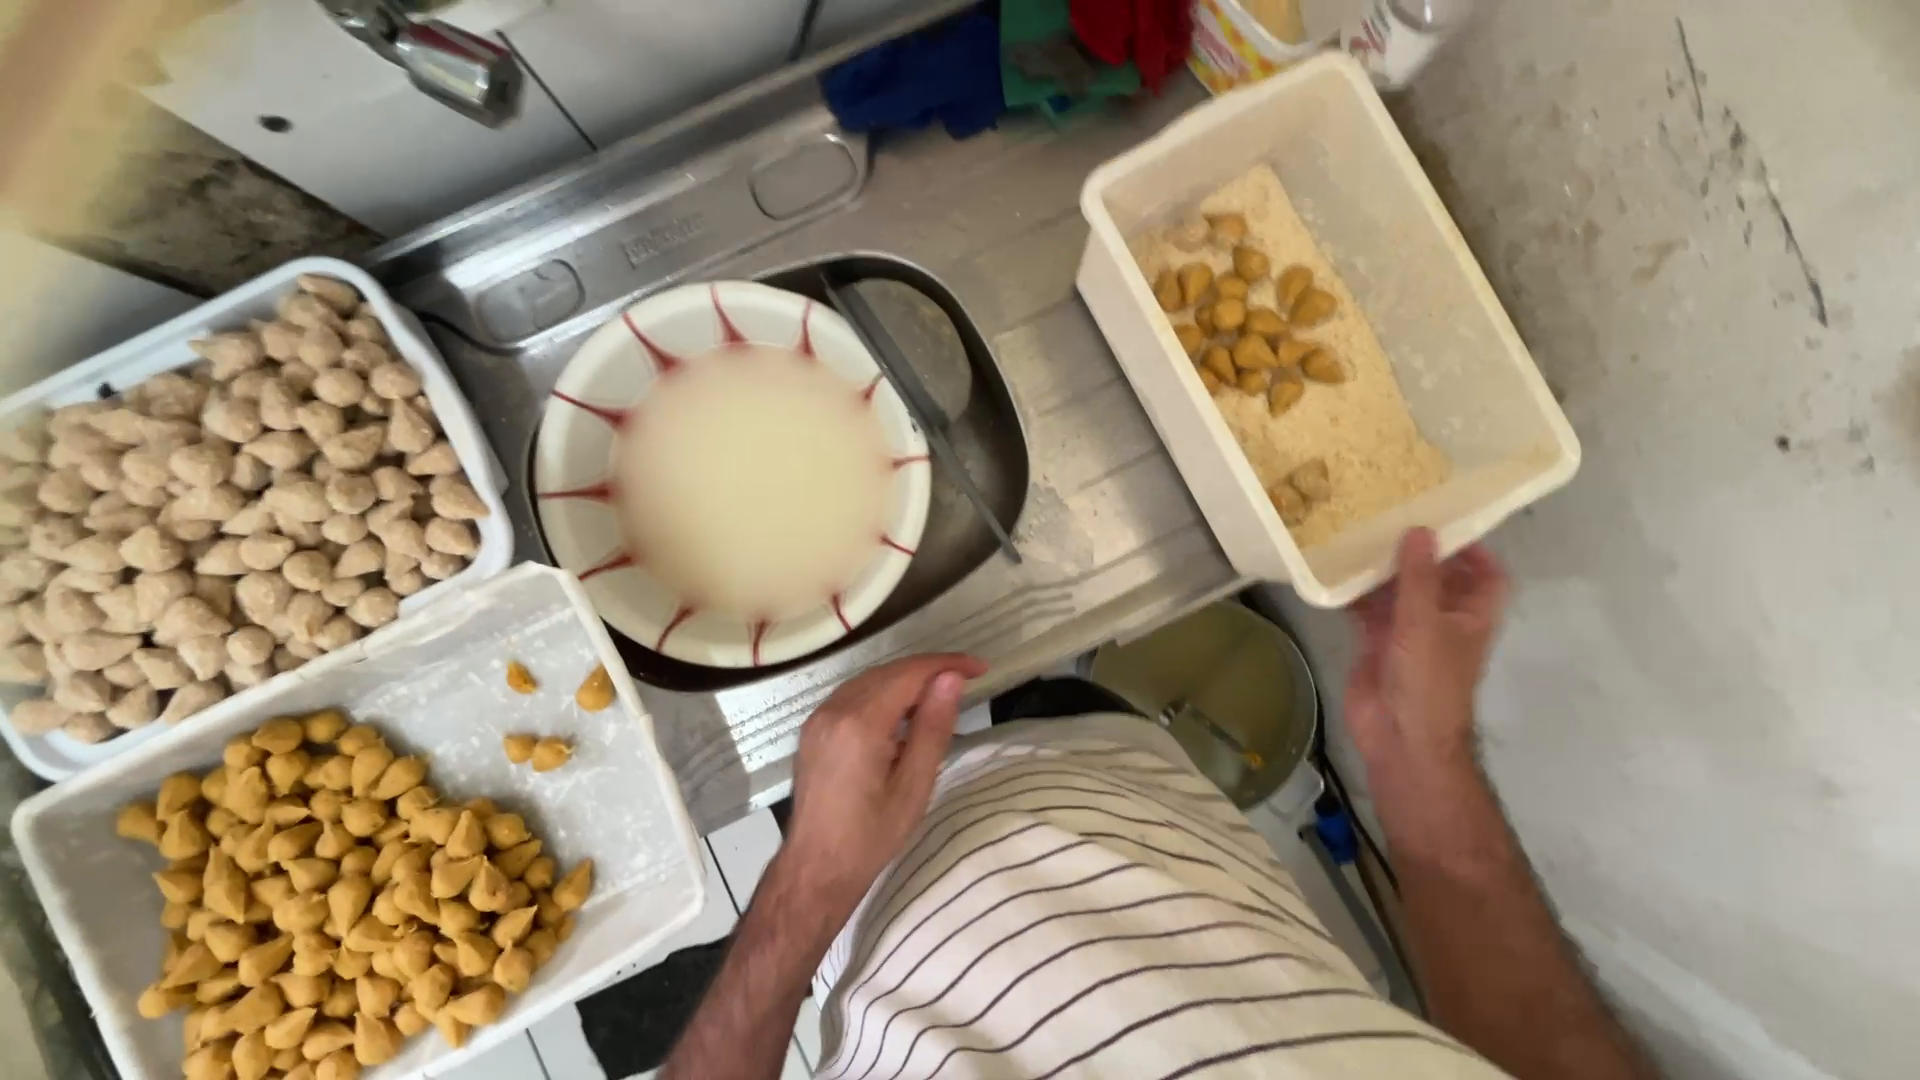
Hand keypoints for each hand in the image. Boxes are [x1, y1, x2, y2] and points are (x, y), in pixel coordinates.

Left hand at [781, 653, 987, 917]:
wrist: (815, 869)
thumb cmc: (870, 837)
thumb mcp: (914, 786)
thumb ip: (932, 727)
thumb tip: (951, 679)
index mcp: (860, 724)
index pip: (909, 674)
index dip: (947, 665)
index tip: (980, 668)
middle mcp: (834, 709)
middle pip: (889, 671)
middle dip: (929, 670)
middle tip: (967, 679)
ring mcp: (818, 717)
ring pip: (870, 679)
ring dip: (906, 679)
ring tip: (940, 694)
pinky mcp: (813, 728)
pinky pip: (853, 694)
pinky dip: (883, 692)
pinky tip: (903, 711)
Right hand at [1346, 529, 1506, 787]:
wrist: (1400, 737)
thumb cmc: (1428, 681)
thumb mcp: (1425, 623)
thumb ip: (1420, 577)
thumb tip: (1419, 530)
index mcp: (1470, 618)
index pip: (1487, 577)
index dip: (1475, 551)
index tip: (1445, 523)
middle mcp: (1441, 622)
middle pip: (1437, 580)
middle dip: (1417, 554)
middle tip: (1389, 519)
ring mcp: (1407, 635)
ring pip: (1398, 594)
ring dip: (1382, 572)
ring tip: (1358, 538)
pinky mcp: (1376, 645)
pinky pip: (1367, 612)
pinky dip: (1354, 596)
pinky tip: (1334, 575)